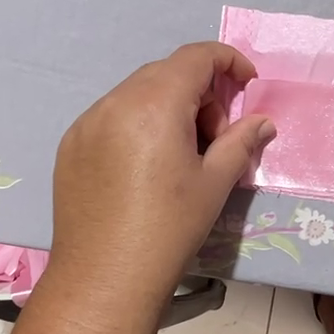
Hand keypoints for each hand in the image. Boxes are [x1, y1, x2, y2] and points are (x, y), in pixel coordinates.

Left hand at [50, 42, 273, 298]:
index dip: (228, 61)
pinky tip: (149, 170)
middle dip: (201, 94)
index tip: (247, 83)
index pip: (195, 57)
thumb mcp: (216, 184)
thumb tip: (262, 123)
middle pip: (167, 73)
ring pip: (138, 95)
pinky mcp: (71, 146)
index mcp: (155, 105)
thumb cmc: (170, 228)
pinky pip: (114, 117)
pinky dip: (141, 126)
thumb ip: (241, 143)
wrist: (106, 276)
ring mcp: (87, 123)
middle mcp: (115, 102)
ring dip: (171, 110)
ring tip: (184, 158)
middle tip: (218, 138)